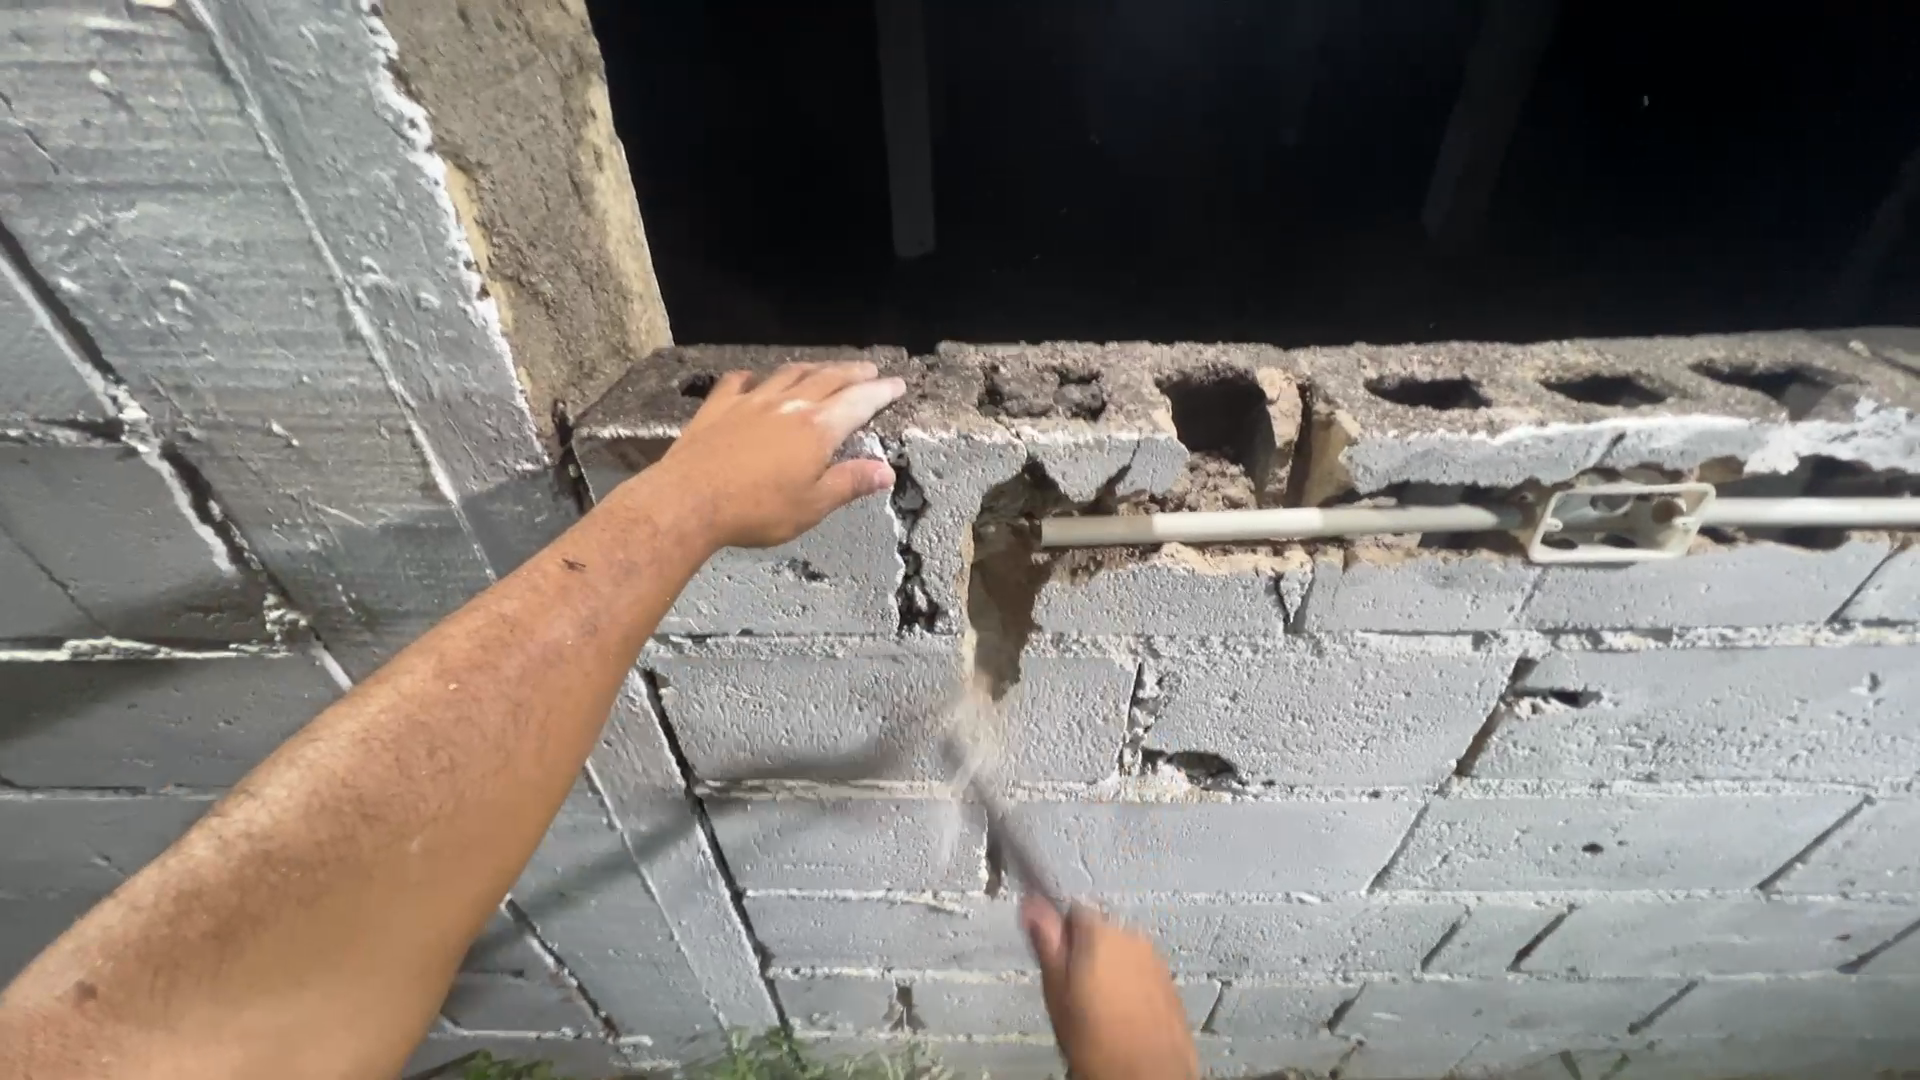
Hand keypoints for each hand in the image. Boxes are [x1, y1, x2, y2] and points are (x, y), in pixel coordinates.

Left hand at [648, 362, 905, 548]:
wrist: (688, 501)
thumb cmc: (756, 510)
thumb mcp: (813, 505)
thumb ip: (850, 483)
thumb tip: (886, 472)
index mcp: (817, 429)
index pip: (859, 402)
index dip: (881, 392)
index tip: (897, 384)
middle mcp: (788, 406)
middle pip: (829, 378)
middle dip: (854, 372)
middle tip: (870, 369)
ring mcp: (751, 402)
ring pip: (790, 374)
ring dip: (814, 368)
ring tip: (827, 368)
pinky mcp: (719, 408)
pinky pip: (741, 382)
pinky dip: (755, 377)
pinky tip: (755, 379)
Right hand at [1022, 897, 1199, 1079]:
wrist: (1149, 1078)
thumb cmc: (1098, 1042)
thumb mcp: (1057, 991)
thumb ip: (1045, 941)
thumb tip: (1032, 905)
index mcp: (1099, 931)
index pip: (1072, 909)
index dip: (1060, 933)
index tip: (1055, 957)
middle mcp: (1131, 935)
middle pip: (1099, 929)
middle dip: (1086, 951)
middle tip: (1074, 988)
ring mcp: (1154, 958)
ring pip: (1121, 951)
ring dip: (1110, 968)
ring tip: (1100, 1006)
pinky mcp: (1168, 982)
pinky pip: (1141, 971)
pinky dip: (1131, 984)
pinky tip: (1123, 1014)